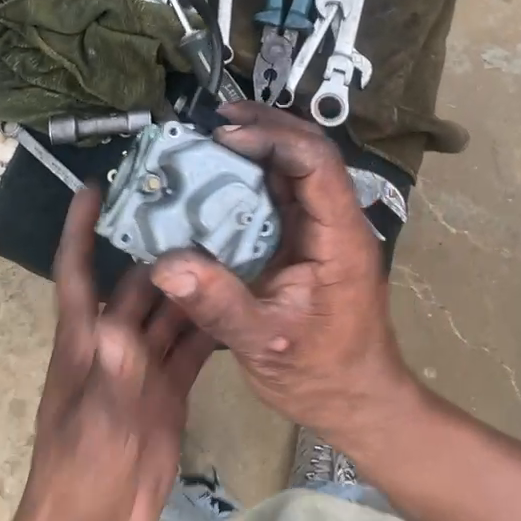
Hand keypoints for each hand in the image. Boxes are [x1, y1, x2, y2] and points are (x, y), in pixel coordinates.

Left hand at [0, 188, 216, 520]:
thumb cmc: (80, 468)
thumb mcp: (95, 421)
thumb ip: (109, 374)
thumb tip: (116, 322)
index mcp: (83, 337)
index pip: (76, 269)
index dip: (79, 227)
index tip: (93, 185)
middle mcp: (112, 340)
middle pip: (135, 283)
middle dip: (156, 248)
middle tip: (194, 208)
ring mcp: (142, 365)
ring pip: (166, 311)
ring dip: (188, 283)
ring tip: (225, 244)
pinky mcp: (166, 389)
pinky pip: (188, 348)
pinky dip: (207, 326)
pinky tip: (235, 302)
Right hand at [150, 102, 416, 445]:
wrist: (355, 402)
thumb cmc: (321, 375)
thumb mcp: (266, 344)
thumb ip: (219, 304)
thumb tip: (165, 266)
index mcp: (340, 237)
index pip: (317, 163)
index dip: (273, 139)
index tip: (225, 136)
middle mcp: (335, 222)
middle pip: (310, 152)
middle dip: (266, 126)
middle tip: (215, 118)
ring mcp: (321, 229)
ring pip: (296, 166)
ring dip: (258, 144)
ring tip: (212, 134)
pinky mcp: (304, 240)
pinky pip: (279, 192)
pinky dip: (249, 174)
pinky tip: (216, 174)